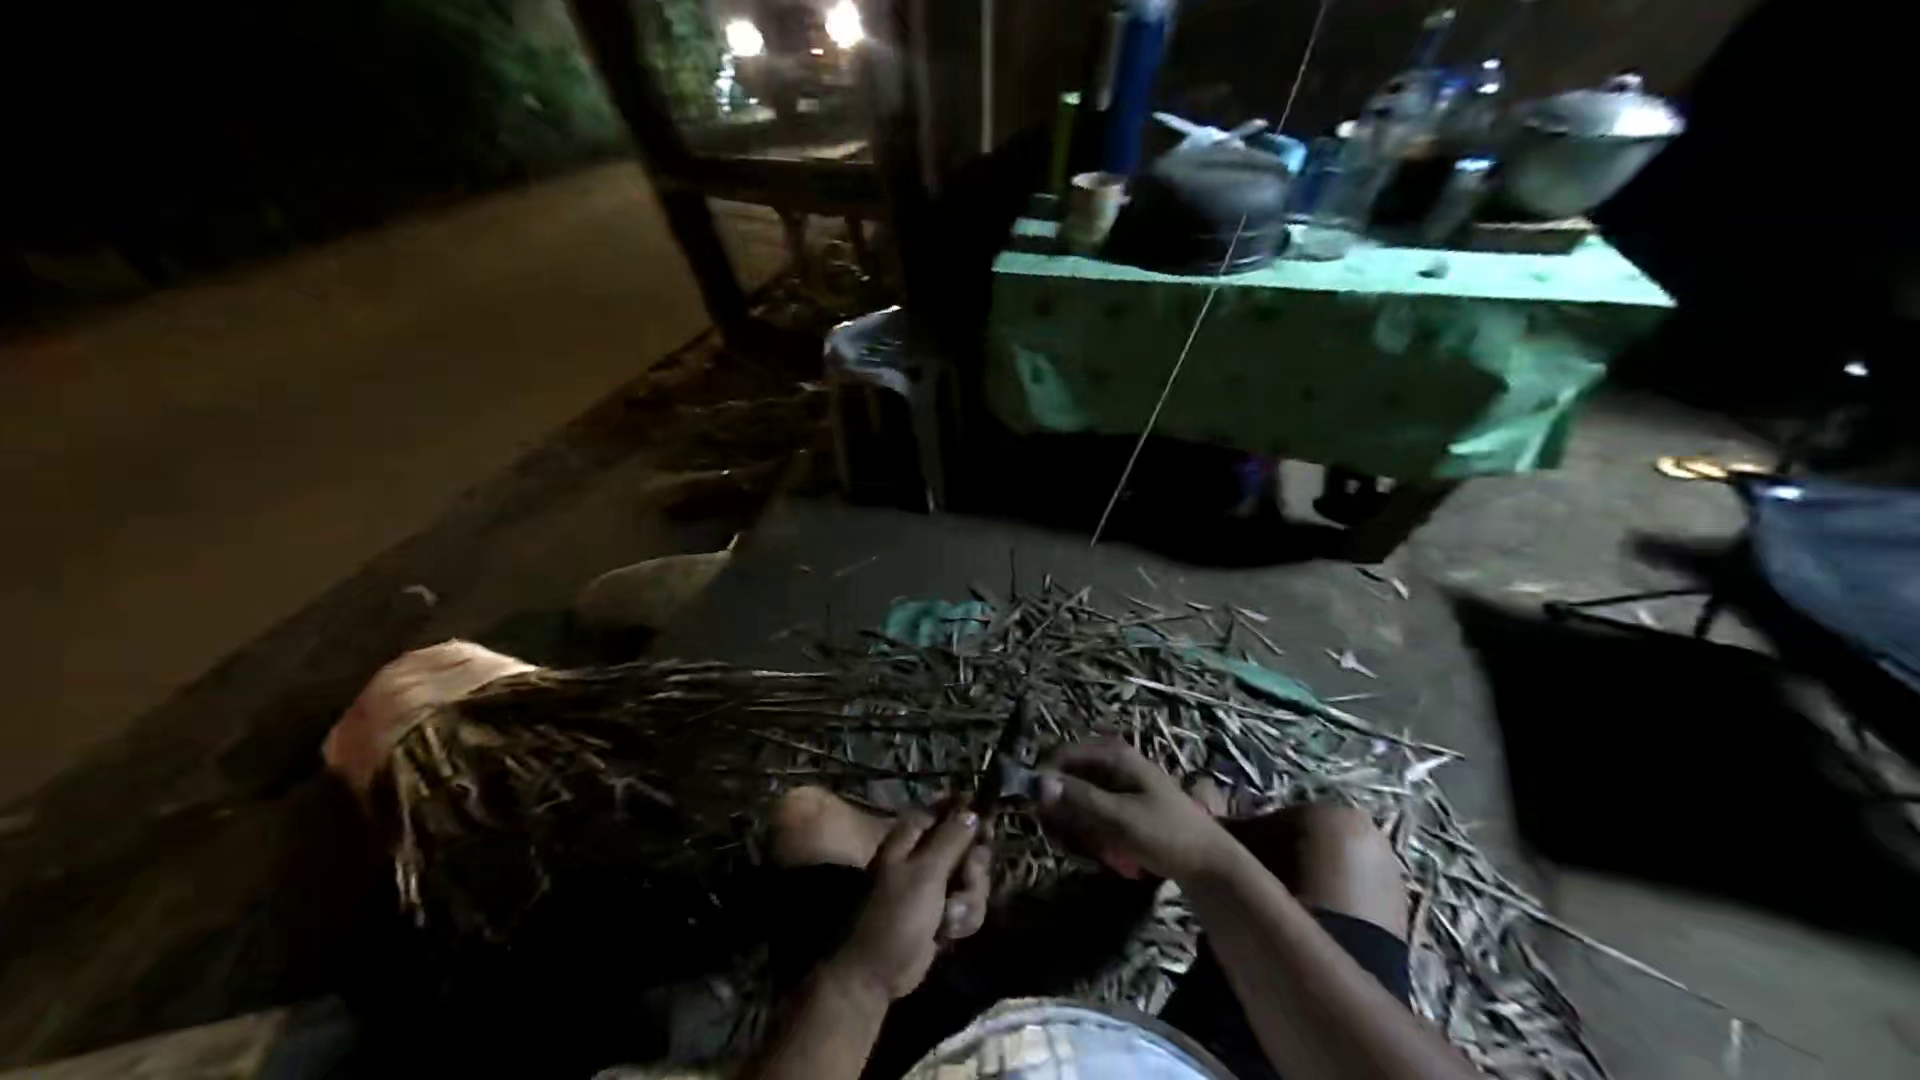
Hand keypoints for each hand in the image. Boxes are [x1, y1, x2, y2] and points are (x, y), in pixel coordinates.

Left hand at [829, 806, 984, 1000]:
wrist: (877, 972)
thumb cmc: (896, 915)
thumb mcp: (926, 872)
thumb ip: (951, 839)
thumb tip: (972, 811)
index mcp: (911, 837)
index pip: (946, 810)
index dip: (969, 815)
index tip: (988, 829)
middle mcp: (924, 855)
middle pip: (968, 846)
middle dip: (974, 868)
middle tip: (967, 880)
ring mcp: (934, 884)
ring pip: (972, 878)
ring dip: (969, 899)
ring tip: (951, 917)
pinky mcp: (942, 911)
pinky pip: (968, 904)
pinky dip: (963, 918)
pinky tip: (950, 932)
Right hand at [1036, 739, 1233, 881]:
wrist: (1209, 864)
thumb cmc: (1165, 834)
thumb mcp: (1118, 817)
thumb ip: (1078, 799)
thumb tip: (1037, 782)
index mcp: (1114, 755)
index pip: (1063, 755)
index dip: (1046, 779)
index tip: (1037, 812)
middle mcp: (1115, 761)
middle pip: (1069, 774)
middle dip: (1060, 805)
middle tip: (1060, 836)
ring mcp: (1121, 782)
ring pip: (1079, 794)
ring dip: (1073, 820)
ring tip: (1081, 848)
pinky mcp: (1126, 803)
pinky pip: (1094, 808)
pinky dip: (1088, 826)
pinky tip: (1097, 849)